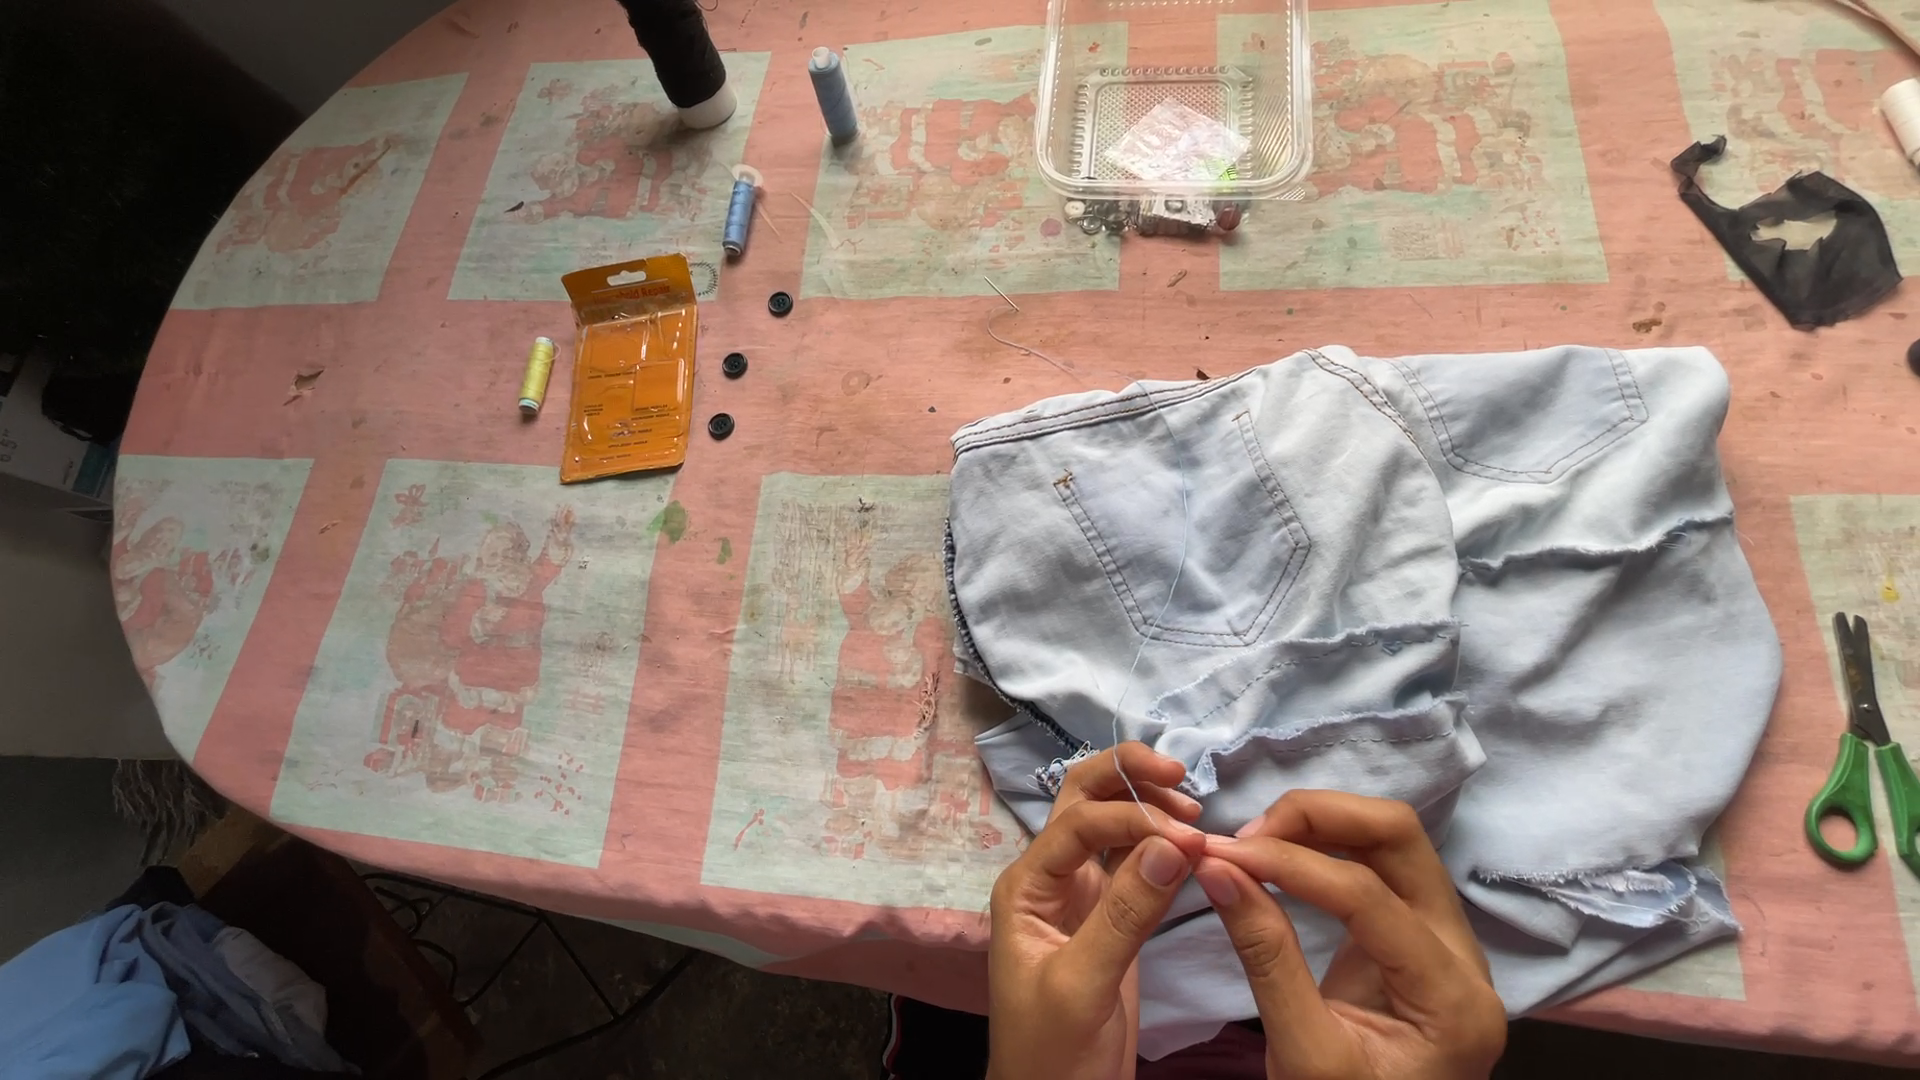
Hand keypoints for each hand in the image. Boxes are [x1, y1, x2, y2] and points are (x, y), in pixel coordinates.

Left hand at [988, 744, 1208, 1079]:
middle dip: (1126, 776)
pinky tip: (1192, 845)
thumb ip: (1123, 915)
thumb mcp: (1081, 987)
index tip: (1188, 835)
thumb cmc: (1050, 1053)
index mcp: (1027, 883)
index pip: (1077, 823)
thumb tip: (1170, 845)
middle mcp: (1051, 875)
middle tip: (1181, 775)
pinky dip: (1161, 845)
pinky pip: (1134, 863)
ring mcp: (1082, 892)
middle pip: (1083, 798)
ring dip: (1147, 805)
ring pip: (1110, 823)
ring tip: (1195, 816)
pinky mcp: (1111, 914)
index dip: (1130, 817)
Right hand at [1196, 791, 1504, 1079]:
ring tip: (1255, 841)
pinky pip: (1374, 858)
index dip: (1288, 862)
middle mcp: (1464, 954)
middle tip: (1247, 837)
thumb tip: (1215, 868)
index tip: (1220, 855)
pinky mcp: (1412, 930)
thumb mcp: (1303, 1056)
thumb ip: (1266, 957)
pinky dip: (1321, 839)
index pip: (1368, 895)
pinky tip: (1279, 852)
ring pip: (1389, 835)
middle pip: (1399, 837)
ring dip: (1317, 821)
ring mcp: (1444, 938)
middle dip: (1316, 816)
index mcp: (1453, 1000)